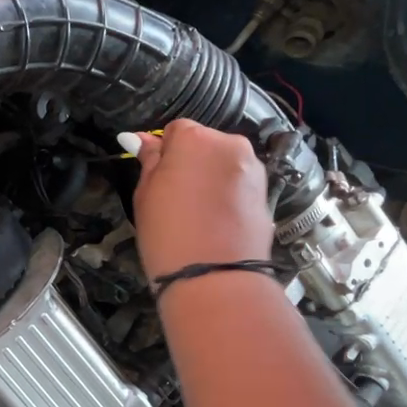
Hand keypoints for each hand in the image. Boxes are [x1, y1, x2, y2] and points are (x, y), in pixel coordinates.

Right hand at [130, 119, 274, 279]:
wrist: (215, 276)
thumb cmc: (168, 232)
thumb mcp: (145, 194)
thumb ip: (149, 160)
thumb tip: (139, 138)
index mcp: (196, 139)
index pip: (175, 130)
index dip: (163, 152)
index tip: (156, 176)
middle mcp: (230, 145)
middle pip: (204, 143)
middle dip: (190, 161)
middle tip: (173, 195)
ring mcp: (253, 168)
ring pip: (223, 162)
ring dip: (209, 176)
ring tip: (195, 210)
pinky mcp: (266, 191)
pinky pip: (238, 182)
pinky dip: (226, 192)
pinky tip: (214, 218)